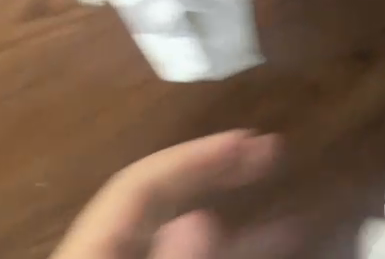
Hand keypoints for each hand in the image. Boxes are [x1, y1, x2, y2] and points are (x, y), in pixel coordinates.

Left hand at [51, 130, 282, 258]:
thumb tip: (202, 217)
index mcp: (89, 250)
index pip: (141, 185)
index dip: (194, 155)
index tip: (247, 137)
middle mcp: (109, 252)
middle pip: (164, 202)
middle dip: (219, 173)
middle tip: (271, 148)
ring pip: (185, 238)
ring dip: (238, 223)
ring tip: (294, 208)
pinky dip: (233, 251)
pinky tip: (275, 244)